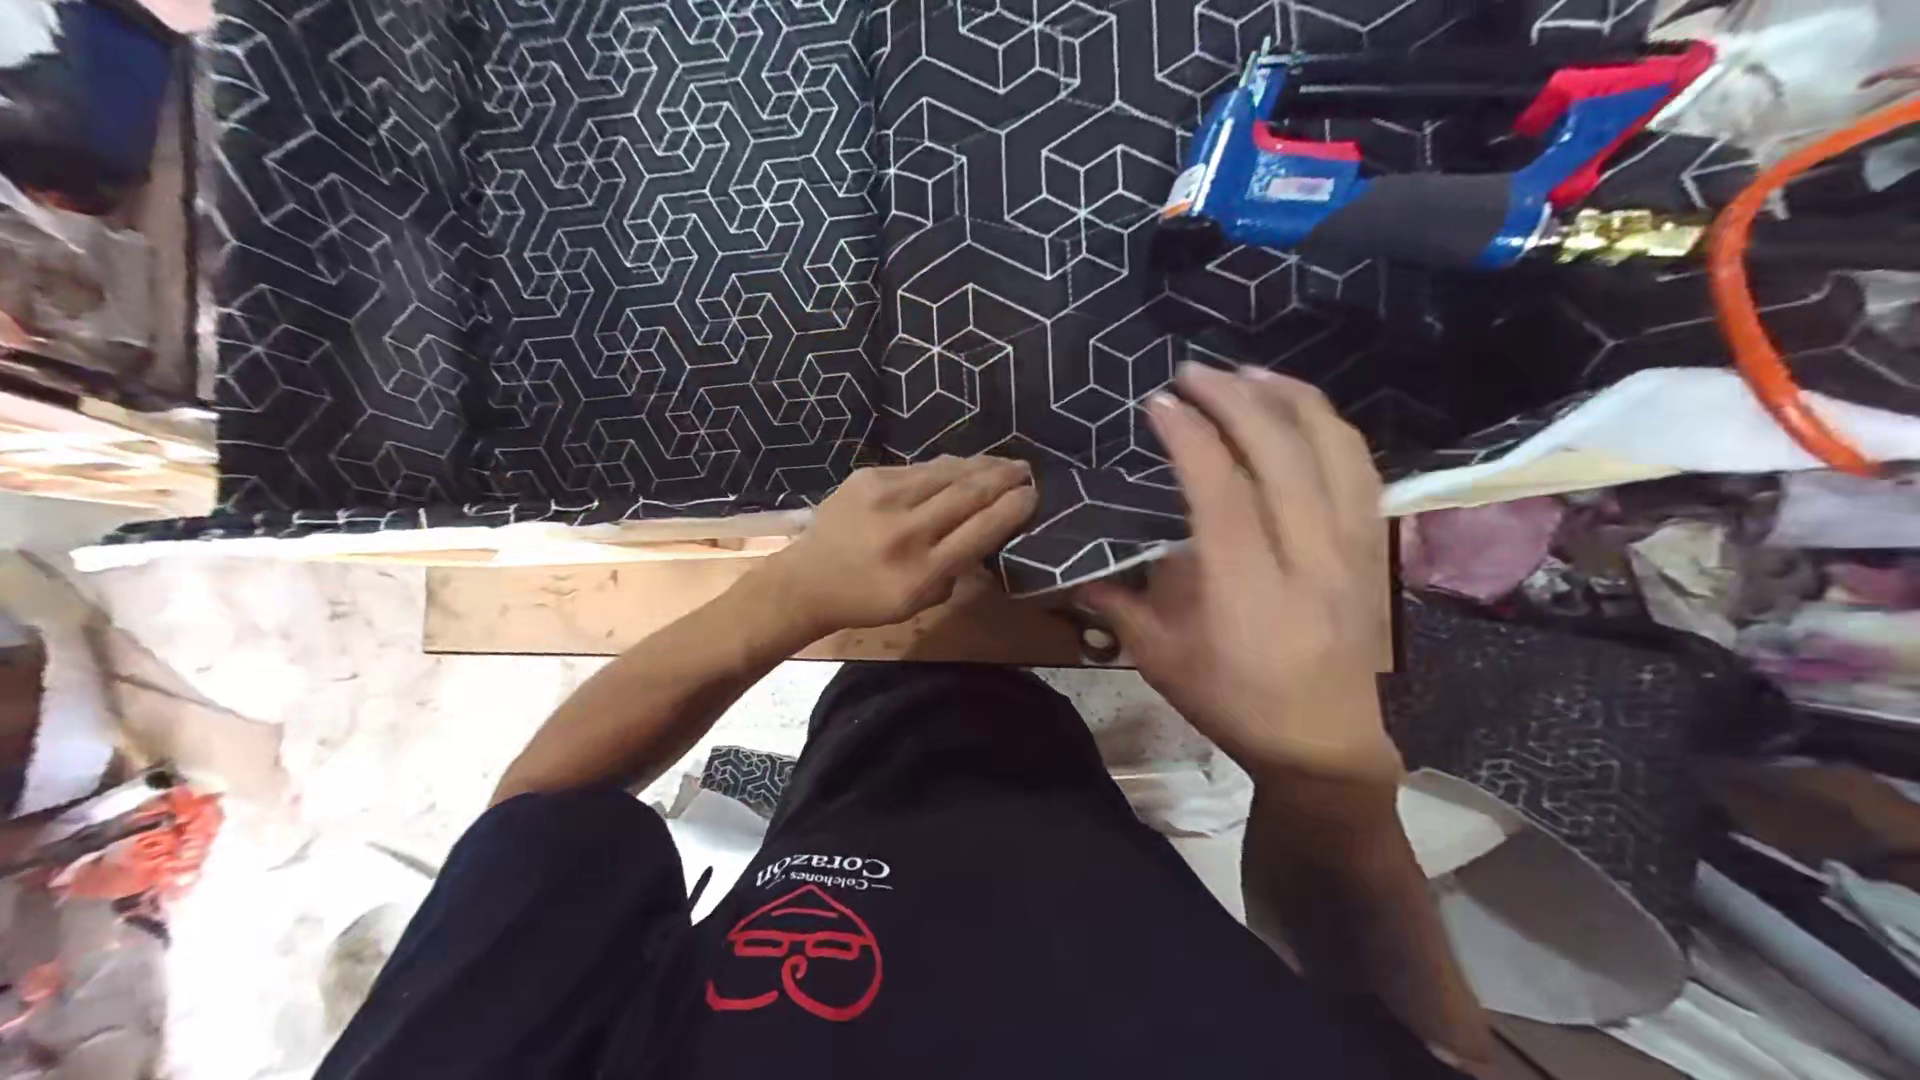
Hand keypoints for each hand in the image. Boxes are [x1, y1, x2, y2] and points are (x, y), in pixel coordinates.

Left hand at [751, 455, 1037, 637]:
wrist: (807, 581)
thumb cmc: (868, 600)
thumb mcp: (920, 601)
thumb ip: (956, 569)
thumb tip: (986, 530)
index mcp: (922, 571)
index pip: (982, 529)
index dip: (1014, 508)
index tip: (1034, 494)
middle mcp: (907, 530)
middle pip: (969, 493)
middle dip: (1004, 477)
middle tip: (1026, 469)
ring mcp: (884, 498)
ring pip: (946, 472)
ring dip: (980, 464)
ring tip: (1002, 462)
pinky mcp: (867, 477)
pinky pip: (919, 468)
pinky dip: (946, 468)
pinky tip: (960, 467)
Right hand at [1082, 363, 1400, 788]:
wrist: (1324, 746)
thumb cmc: (1233, 704)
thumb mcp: (1160, 658)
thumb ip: (1118, 602)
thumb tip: (1076, 565)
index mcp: (1248, 591)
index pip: (1222, 493)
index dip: (1191, 438)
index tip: (1161, 403)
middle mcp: (1309, 561)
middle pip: (1283, 456)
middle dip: (1237, 400)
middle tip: (1196, 372)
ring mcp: (1353, 552)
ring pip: (1336, 453)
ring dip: (1292, 401)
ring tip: (1251, 373)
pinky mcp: (1373, 552)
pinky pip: (1361, 473)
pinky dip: (1330, 429)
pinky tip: (1301, 412)